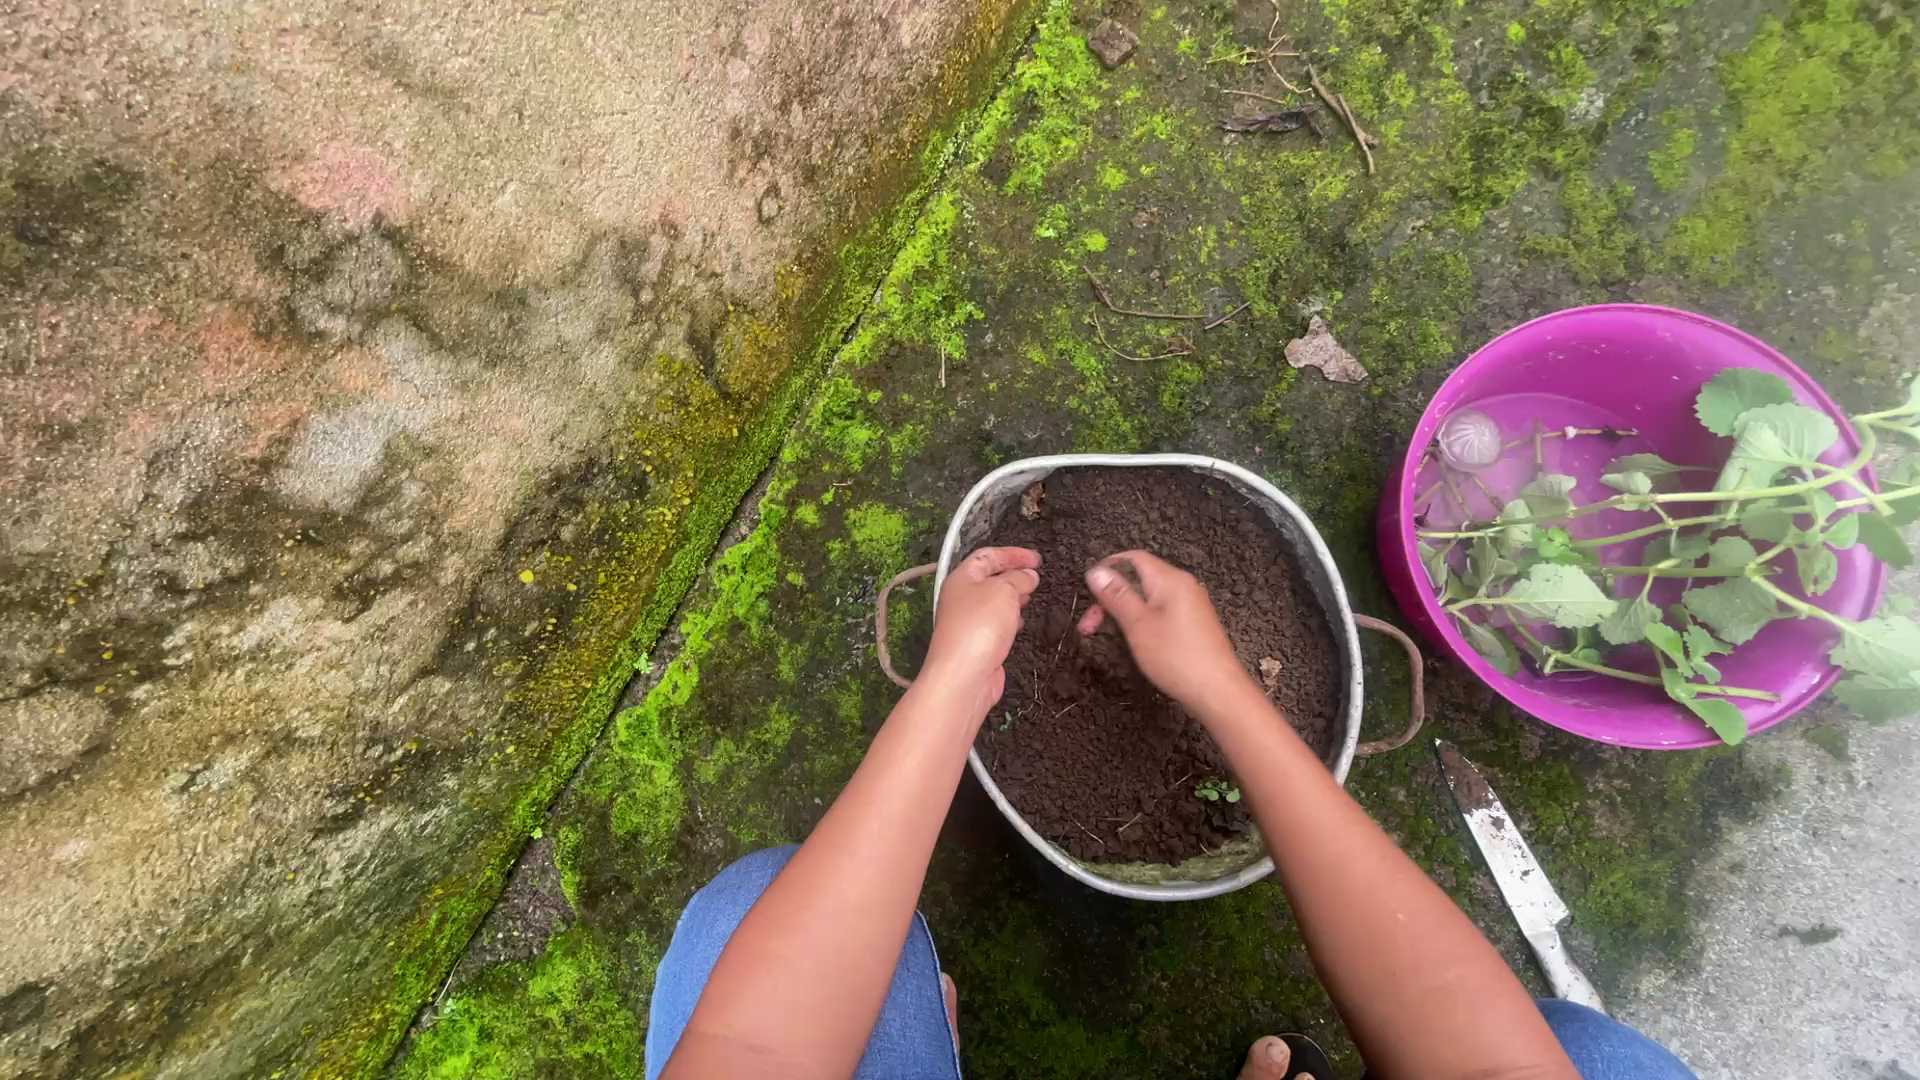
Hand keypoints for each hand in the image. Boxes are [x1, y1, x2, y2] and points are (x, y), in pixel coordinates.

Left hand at [923, 546, 1041, 715]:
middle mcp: (962, 598)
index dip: (1012, 554)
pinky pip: (995, 623)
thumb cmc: (980, 626)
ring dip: (1013, 596)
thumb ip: (1018, 579)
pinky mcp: (978, 644)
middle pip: (989, 578)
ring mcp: (969, 622)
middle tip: (1036, 576)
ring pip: (994, 601)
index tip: (1037, 559)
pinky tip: (1021, 623)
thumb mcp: (1003, 591)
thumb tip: (1029, 575)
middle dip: (1013, 574)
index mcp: (962, 578)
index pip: (987, 556)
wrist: (964, 676)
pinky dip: (1010, 619)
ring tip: (1032, 596)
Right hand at [1078, 550, 1252, 714]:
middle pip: (1138, 579)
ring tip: (1104, 635)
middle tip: (1089, 625)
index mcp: (1170, 579)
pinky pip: (1160, 611)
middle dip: (1111, 597)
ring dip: (1122, 611)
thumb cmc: (1177, 657)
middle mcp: (1182, 586)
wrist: (1218, 692)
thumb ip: (1116, 595)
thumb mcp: (1138, 624)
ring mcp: (1190, 605)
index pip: (1133, 558)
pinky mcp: (1192, 624)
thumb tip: (1096, 570)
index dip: (1108, 568)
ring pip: (1148, 597)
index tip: (1088, 591)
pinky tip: (1132, 638)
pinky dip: (1141, 620)